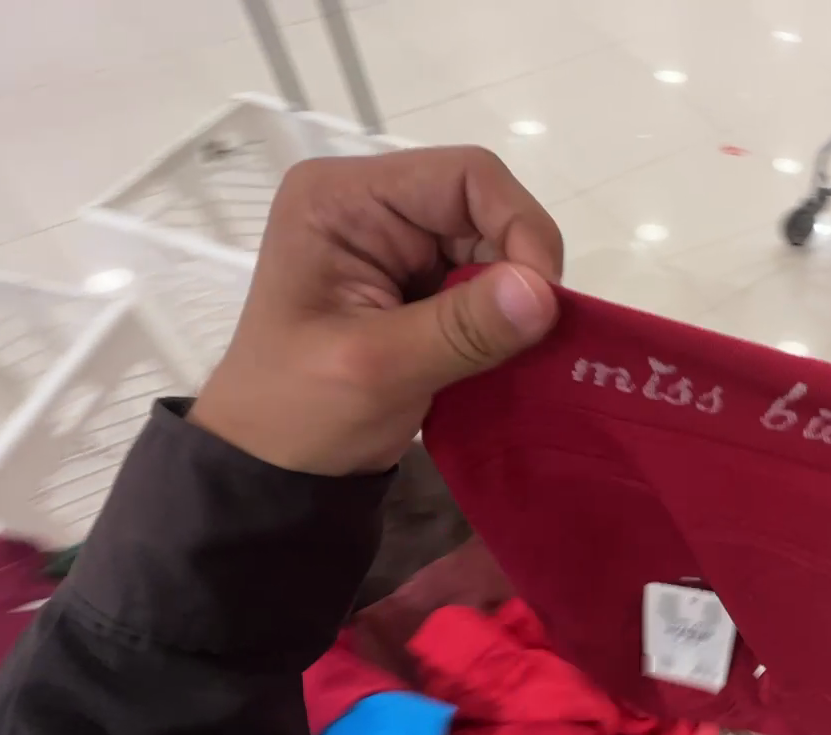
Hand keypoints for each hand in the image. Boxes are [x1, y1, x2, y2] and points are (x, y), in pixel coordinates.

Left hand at [188, 146, 562, 474]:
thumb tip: (545, 292)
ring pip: (501, 253)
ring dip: (522, 303)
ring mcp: (406, 250)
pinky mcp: (428, 289)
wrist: (285, 461)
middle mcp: (380, 209)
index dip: (521, 229)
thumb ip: (463, 328)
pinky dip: (514, 322)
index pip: (467, 178)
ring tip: (517, 353)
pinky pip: (495, 289)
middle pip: (491, 212)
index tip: (543, 302)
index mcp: (348, 201)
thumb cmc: (305, 409)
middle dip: (523, 272)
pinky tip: (510, 355)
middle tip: (533, 339)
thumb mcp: (379, 367)